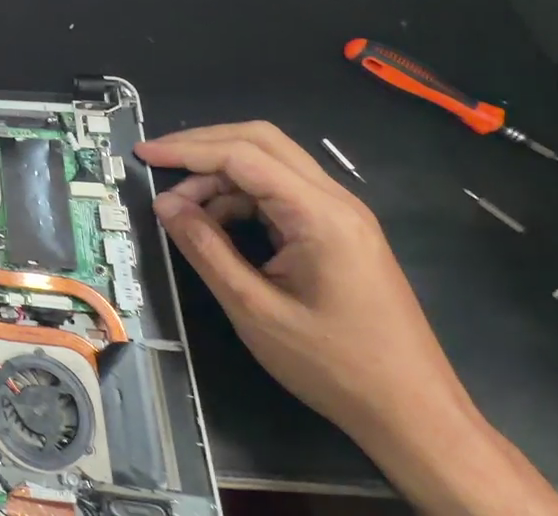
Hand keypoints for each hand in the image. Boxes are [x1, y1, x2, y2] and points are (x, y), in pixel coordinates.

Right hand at [135, 122, 464, 444]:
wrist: (415, 414)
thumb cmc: (334, 365)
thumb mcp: (254, 310)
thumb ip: (206, 249)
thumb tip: (165, 204)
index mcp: (320, 216)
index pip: (243, 156)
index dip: (187, 150)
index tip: (142, 154)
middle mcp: (336, 202)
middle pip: (262, 142)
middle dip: (203, 145)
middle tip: (157, 161)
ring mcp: (342, 217)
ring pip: (271, 165)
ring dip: (220, 174)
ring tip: (182, 208)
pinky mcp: (339, 234)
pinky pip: (282, 193)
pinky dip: (240, 196)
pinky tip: (216, 224)